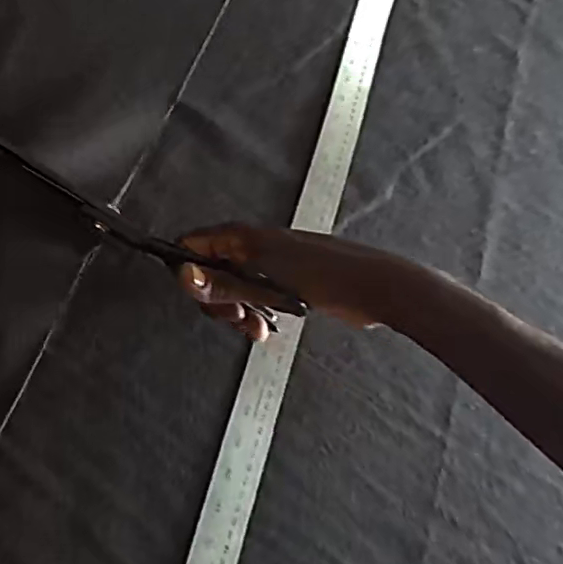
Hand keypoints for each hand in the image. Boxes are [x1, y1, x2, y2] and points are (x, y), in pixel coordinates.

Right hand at [177, 223, 431, 340]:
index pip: (190, 246)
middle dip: (216, 299)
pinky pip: (252, 295)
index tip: (201, 295)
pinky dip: (253, 312)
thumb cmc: (324, 276)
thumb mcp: (263, 285)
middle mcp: (247, 245)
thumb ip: (221, 284)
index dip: (188, 271)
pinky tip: (264, 327)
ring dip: (236, 311)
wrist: (380, 287)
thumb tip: (182, 277)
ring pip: (230, 288)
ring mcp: (264, 262)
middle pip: (208, 271)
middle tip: (234, 316)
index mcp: (238, 236)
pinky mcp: (281, 281)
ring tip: (254, 326)